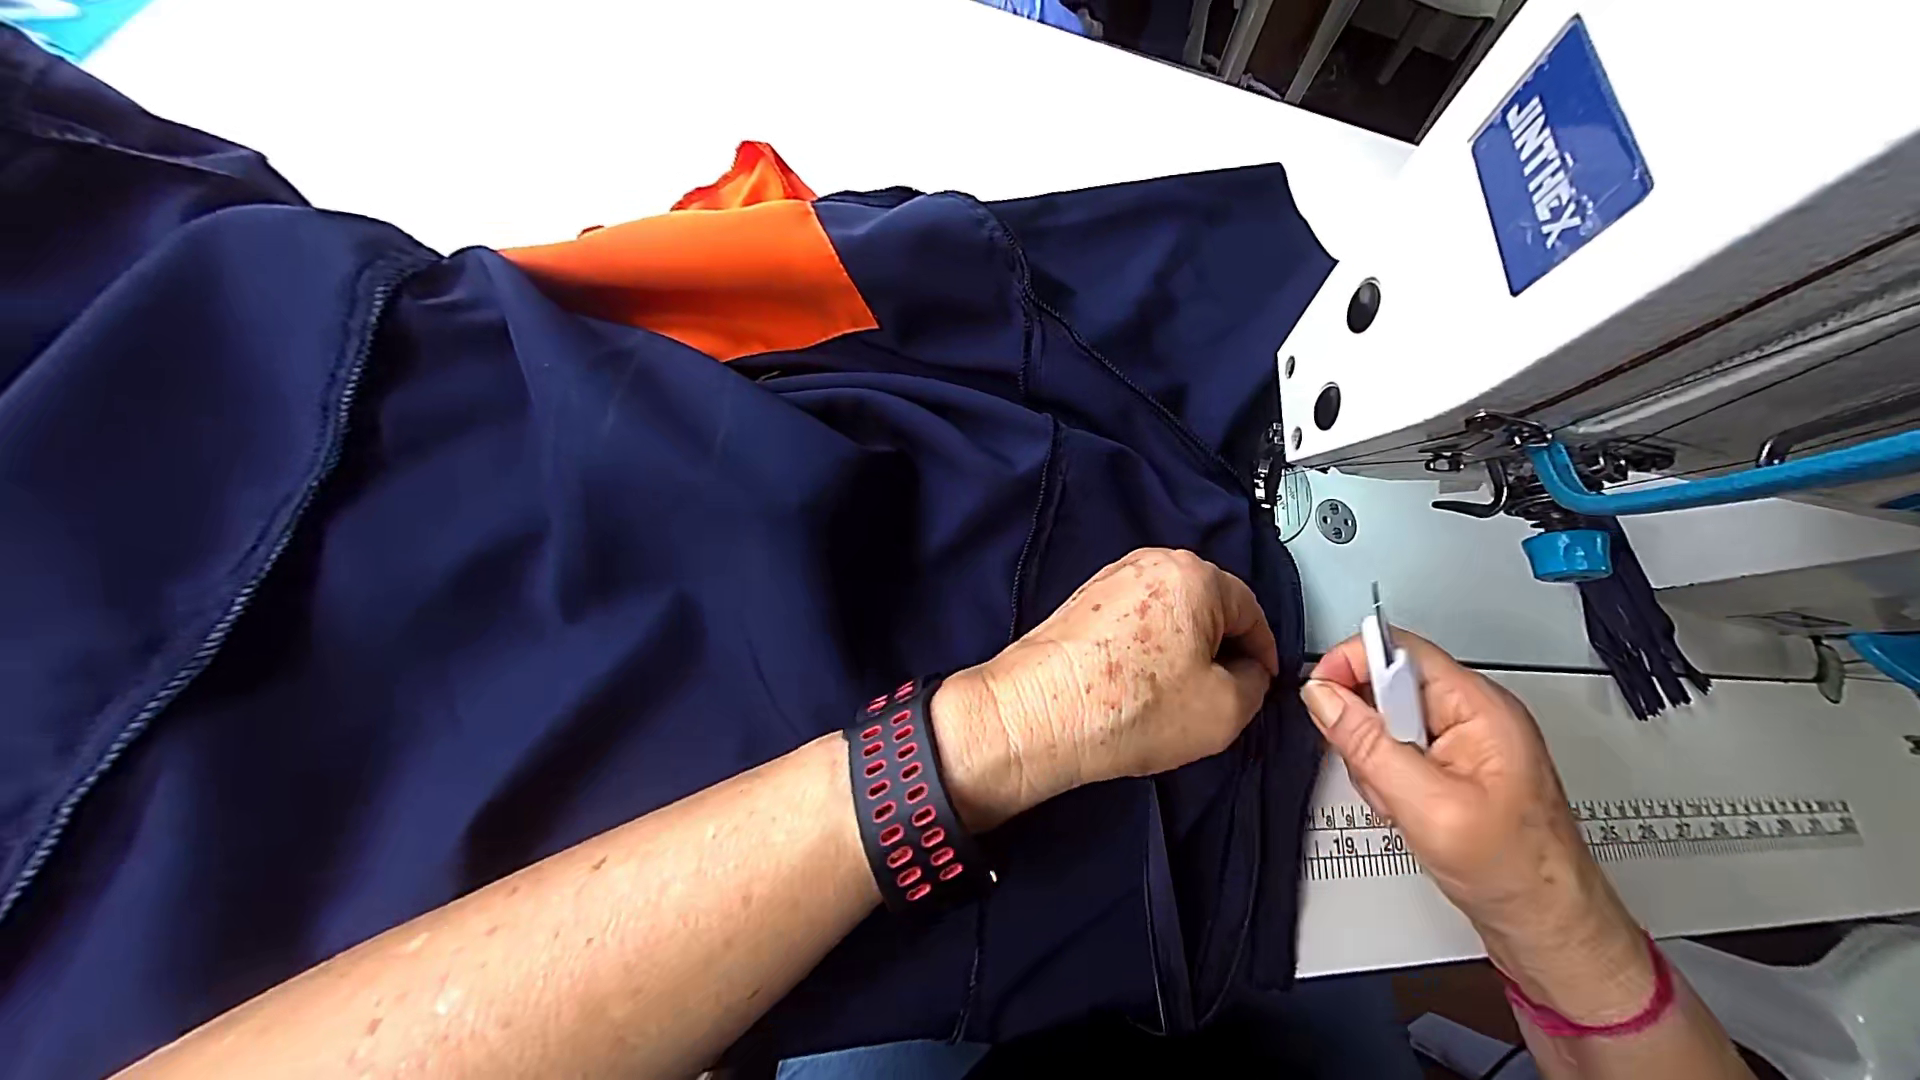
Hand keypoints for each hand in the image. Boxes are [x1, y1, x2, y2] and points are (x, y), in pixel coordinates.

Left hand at [929, 548, 1278, 830]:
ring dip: (1179, 649)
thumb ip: (1255, 682)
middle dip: (1218, 648)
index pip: (1250, 609)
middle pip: (1206, 606)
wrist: (1038, 713)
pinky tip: (1136, 685)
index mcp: (1192, 575)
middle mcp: (1148, 564)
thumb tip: (1246, 672)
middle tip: (1219, 691)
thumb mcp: (1227, 709)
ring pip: (1168, 614)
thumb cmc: (1123, 705)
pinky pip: (1133, 621)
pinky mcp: (1083, 601)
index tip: (1260, 677)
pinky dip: (1144, 649)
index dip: (1261, 651)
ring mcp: (1110, 580)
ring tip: (1169, 695)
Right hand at [1301, 632, 1655, 1024]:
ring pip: (1379, 717)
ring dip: (1371, 757)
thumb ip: (1366, 743)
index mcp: (1480, 708)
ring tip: (1397, 798)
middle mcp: (1469, 713)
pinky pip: (1388, 745)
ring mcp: (1458, 737)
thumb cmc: (1515, 872)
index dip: (1351, 662)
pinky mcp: (1445, 759)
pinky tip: (1402, 804)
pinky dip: (1380, 773)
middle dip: (1362, 726)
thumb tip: (1321, 694)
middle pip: (1383, 684)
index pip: (1399, 649)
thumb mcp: (1426, 804)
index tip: (1320, 693)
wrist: (1545, 927)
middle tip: (1374, 769)